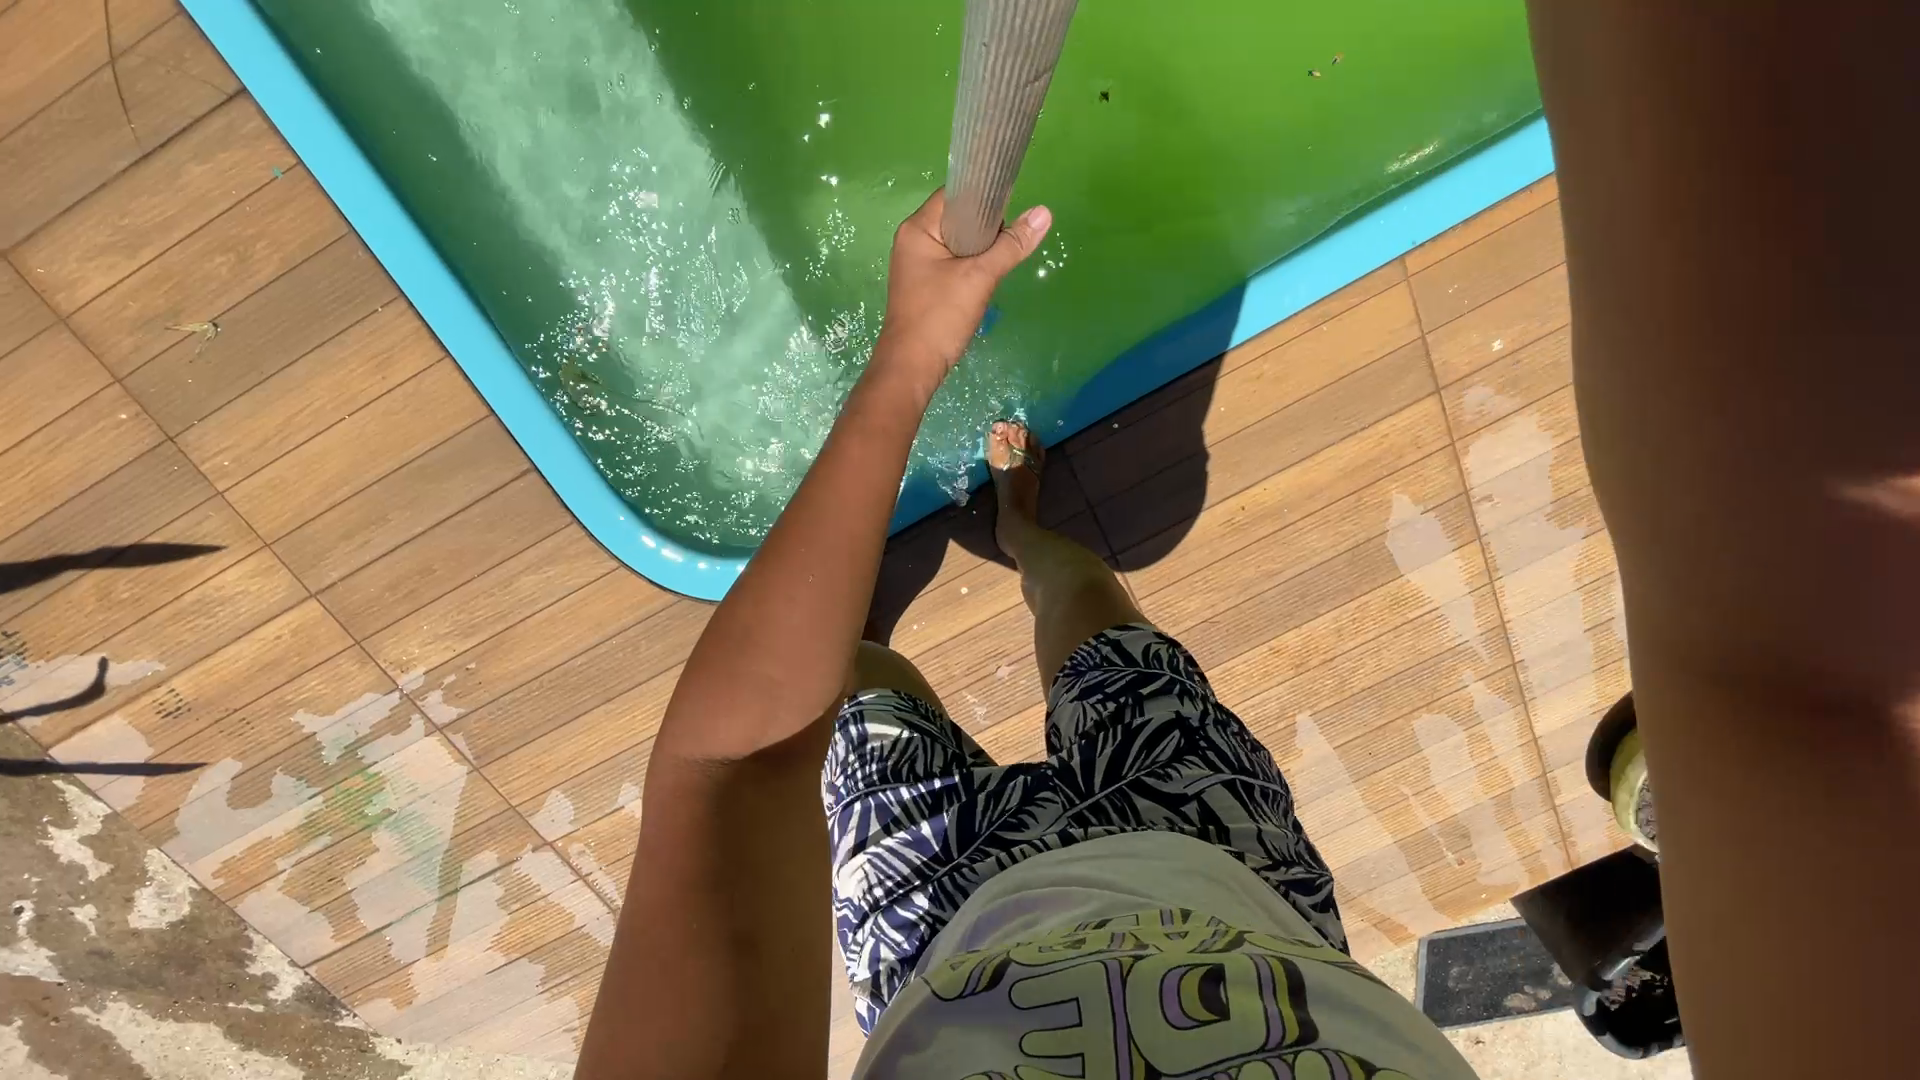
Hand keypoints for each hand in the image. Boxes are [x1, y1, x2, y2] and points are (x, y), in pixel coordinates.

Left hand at [871, 189, 1050, 393]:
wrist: (912, 368)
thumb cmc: (940, 317)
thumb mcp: (980, 277)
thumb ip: (1011, 245)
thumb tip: (1044, 213)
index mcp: (917, 228)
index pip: (956, 195)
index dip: (984, 200)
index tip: (1009, 216)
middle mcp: (913, 241)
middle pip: (959, 220)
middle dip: (985, 231)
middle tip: (1004, 250)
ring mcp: (917, 265)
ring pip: (958, 245)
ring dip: (980, 254)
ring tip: (994, 270)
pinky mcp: (924, 287)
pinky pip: (953, 266)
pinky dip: (970, 271)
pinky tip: (982, 286)